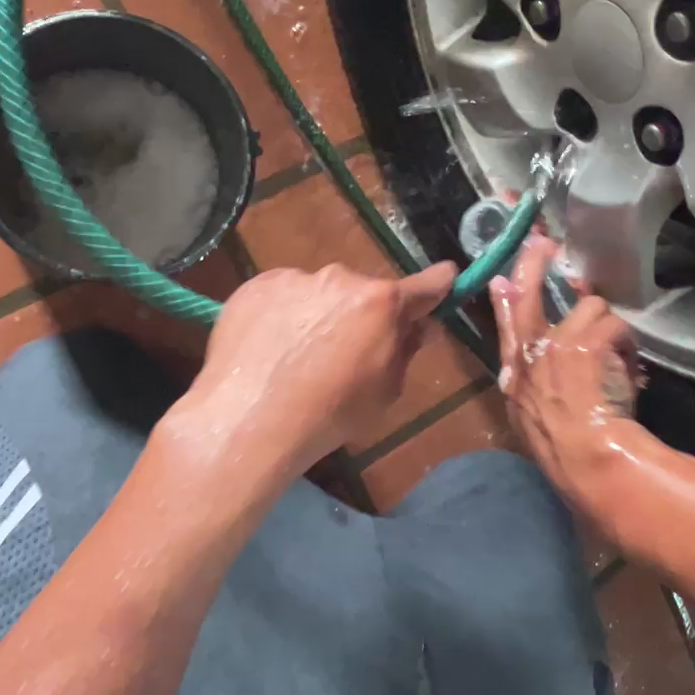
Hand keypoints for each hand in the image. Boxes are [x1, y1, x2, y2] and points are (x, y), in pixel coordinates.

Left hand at [170, 261, 456, 479]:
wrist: (250, 417)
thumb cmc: (329, 413)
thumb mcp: (385, 392)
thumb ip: (405, 351)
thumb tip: (417, 327)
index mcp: (382, 303)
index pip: (427, 284)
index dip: (438, 286)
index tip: (444, 281)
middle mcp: (342, 278)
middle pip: (364, 292)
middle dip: (362, 315)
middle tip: (343, 353)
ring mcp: (296, 277)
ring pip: (320, 292)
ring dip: (320, 314)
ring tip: (295, 356)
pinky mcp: (257, 284)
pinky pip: (282, 294)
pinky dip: (282, 314)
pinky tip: (268, 348)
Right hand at [489, 236, 640, 499]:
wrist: (586, 460)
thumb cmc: (564, 451)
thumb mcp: (532, 418)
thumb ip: (530, 387)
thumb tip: (523, 370)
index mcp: (518, 372)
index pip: (506, 325)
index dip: (504, 298)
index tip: (501, 278)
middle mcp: (532, 350)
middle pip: (529, 294)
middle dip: (534, 264)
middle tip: (544, 243)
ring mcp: (558, 342)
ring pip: (590, 307)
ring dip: (607, 326)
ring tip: (620, 355)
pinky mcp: (587, 340)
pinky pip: (616, 323)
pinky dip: (627, 344)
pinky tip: (633, 368)